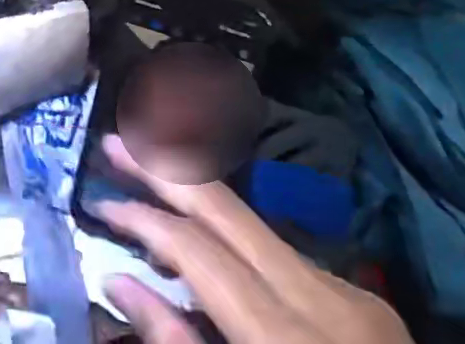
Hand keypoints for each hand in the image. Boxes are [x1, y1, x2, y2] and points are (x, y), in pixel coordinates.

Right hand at [95, 136, 410, 343]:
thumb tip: (119, 280)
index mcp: (289, 339)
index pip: (197, 250)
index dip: (142, 219)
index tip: (99, 203)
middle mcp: (324, 300)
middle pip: (226, 209)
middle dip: (163, 167)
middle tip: (111, 141)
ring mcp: (352, 296)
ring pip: (252, 221)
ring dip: (192, 192)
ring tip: (143, 169)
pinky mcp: (364, 302)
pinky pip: (277, 251)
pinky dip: (228, 233)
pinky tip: (201, 234)